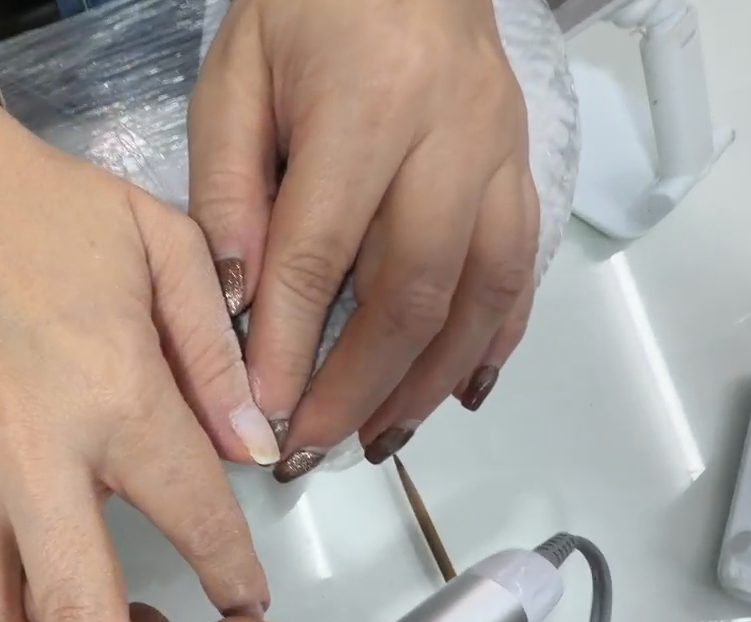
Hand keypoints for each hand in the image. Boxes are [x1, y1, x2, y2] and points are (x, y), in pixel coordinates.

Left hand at [190, 0, 537, 478]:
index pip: (320, 255)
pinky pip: (520, 268)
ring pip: (479, 293)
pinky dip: (490, 341)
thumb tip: (237, 302)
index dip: (291, 346)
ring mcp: (502, 153)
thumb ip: (228, 193)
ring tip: (376, 442)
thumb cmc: (299, 10)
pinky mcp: (522, 167)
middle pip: (412, 290)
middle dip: (358, 386)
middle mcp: (454, 135)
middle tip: (311, 449)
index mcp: (369, 107)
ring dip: (426, 382)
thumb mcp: (232, 87)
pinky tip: (458, 392)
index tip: (263, 413)